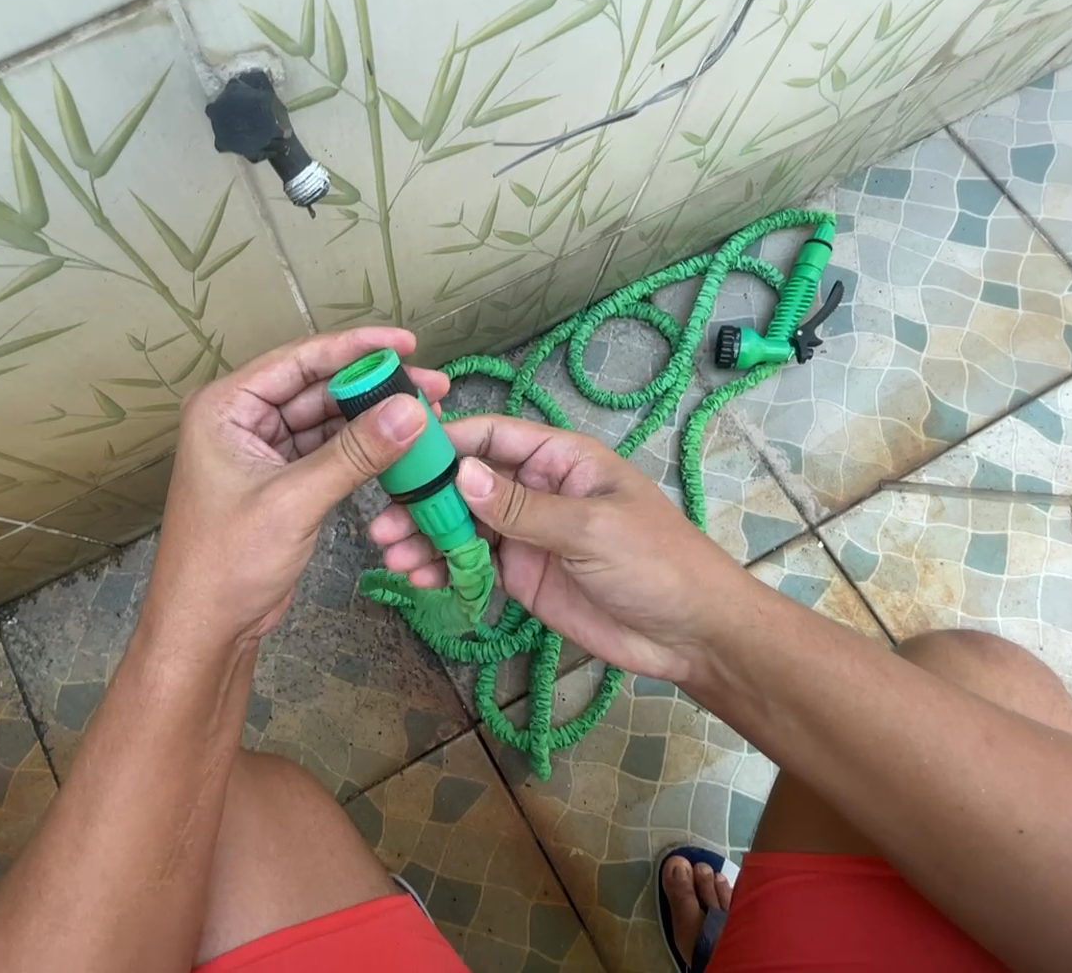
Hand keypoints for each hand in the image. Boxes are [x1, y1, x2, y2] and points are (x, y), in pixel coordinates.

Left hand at [146, 328, 448, 649]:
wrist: (207, 628)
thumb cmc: (229, 562)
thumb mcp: (294, 500)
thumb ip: (355, 453)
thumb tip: (413, 410)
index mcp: (226, 407)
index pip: (299, 360)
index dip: (356, 348)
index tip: (408, 343)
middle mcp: (243, 419)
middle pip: (318, 387)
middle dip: (373, 386)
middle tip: (432, 386)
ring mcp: (264, 449)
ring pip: (328, 419)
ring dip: (372, 418)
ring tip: (427, 414)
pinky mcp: (283, 478)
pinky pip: (329, 450)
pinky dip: (363, 449)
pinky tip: (400, 444)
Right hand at [368, 415, 742, 682]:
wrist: (689, 635)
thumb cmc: (655, 562)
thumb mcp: (590, 529)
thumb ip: (522, 507)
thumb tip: (461, 476)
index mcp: (560, 459)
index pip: (495, 436)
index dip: (448, 441)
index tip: (400, 453)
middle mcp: (537, 488)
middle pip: (468, 482)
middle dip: (425, 499)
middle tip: (382, 520)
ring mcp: (526, 532)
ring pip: (464, 525)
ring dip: (426, 536)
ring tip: (390, 554)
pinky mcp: (520, 572)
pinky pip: (473, 562)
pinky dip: (444, 567)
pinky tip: (419, 577)